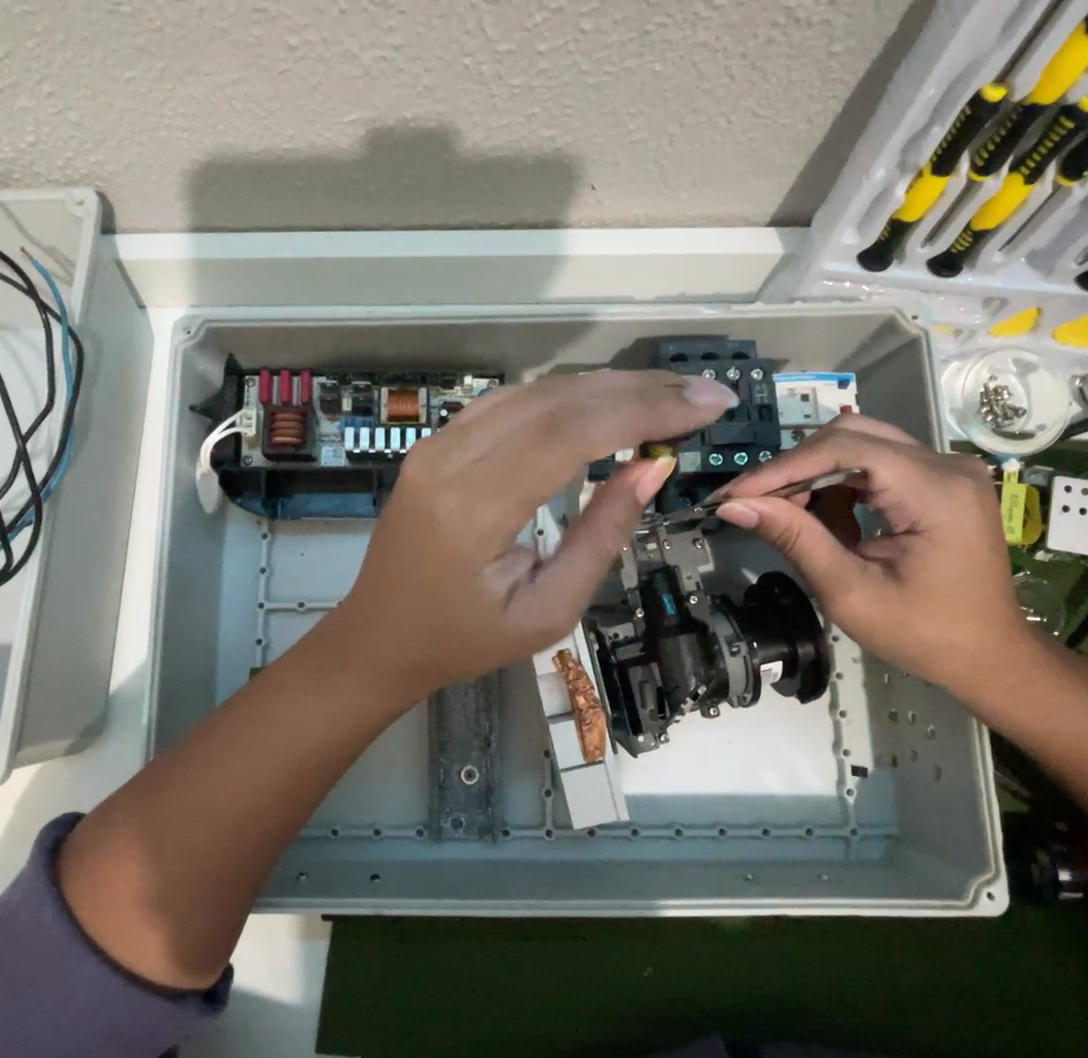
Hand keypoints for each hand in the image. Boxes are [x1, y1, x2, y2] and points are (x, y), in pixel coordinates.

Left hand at [330, 369, 738, 698]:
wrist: (379, 637)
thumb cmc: (463, 641)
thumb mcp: (546, 611)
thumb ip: (600, 536)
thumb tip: (652, 467)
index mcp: (473, 508)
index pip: (570, 433)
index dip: (644, 409)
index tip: (709, 403)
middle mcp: (449, 460)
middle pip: (555, 400)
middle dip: (637, 389)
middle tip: (702, 393)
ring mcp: (436, 446)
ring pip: (533, 392)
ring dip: (604, 387)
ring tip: (668, 394)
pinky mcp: (435, 445)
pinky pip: (508, 404)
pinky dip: (564, 398)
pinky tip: (606, 403)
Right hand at [713, 415, 1031, 691]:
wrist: (988, 654)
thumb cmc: (924, 634)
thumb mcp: (850, 592)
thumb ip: (796, 540)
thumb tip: (736, 507)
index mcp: (936, 490)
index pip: (844, 449)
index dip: (782, 468)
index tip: (733, 495)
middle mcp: (946, 464)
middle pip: (850, 436)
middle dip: (794, 469)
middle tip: (752, 505)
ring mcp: (945, 468)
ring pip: (858, 445)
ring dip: (813, 477)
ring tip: (784, 517)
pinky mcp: (938, 480)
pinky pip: (874, 464)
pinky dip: (837, 486)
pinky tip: (825, 523)